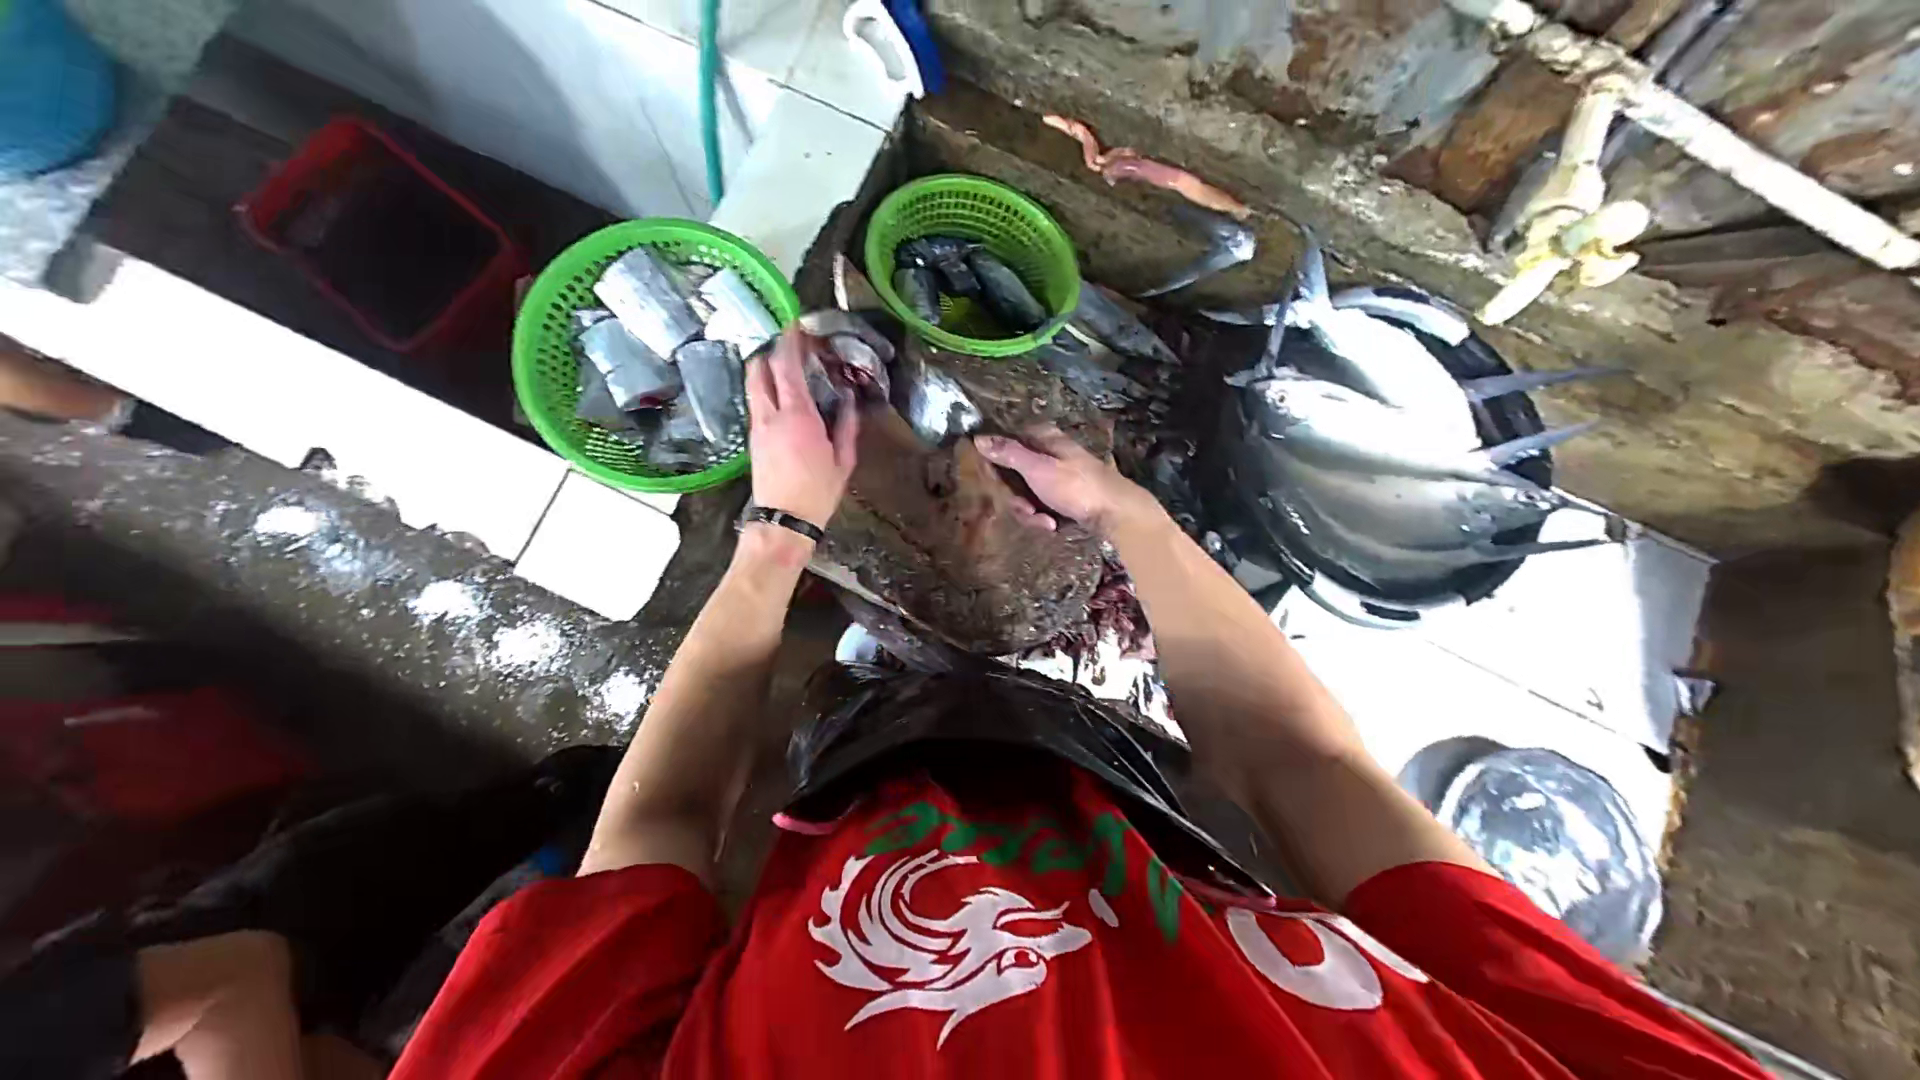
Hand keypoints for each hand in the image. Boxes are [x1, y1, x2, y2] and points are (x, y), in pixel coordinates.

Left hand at [746, 327, 858, 528]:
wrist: (783, 521)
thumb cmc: (817, 492)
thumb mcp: (843, 461)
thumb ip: (847, 426)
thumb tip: (849, 400)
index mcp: (797, 416)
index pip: (785, 367)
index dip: (788, 342)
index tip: (795, 326)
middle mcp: (770, 415)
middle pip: (758, 368)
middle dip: (770, 351)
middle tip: (789, 346)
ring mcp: (757, 426)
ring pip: (753, 385)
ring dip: (765, 370)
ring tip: (785, 369)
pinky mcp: (752, 439)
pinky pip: (756, 403)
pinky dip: (765, 390)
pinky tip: (781, 397)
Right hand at [972, 425, 1155, 534]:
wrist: (1116, 513)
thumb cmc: (1077, 487)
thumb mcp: (1038, 469)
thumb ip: (1008, 453)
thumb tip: (978, 437)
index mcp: (1042, 439)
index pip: (1003, 447)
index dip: (995, 469)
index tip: (995, 487)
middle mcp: (1047, 454)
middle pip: (1012, 476)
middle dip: (1017, 500)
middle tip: (1028, 511)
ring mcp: (1055, 476)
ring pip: (1025, 495)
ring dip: (1030, 513)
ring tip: (1047, 522)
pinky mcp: (1062, 496)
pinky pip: (1040, 506)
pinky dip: (1043, 516)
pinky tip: (1054, 524)